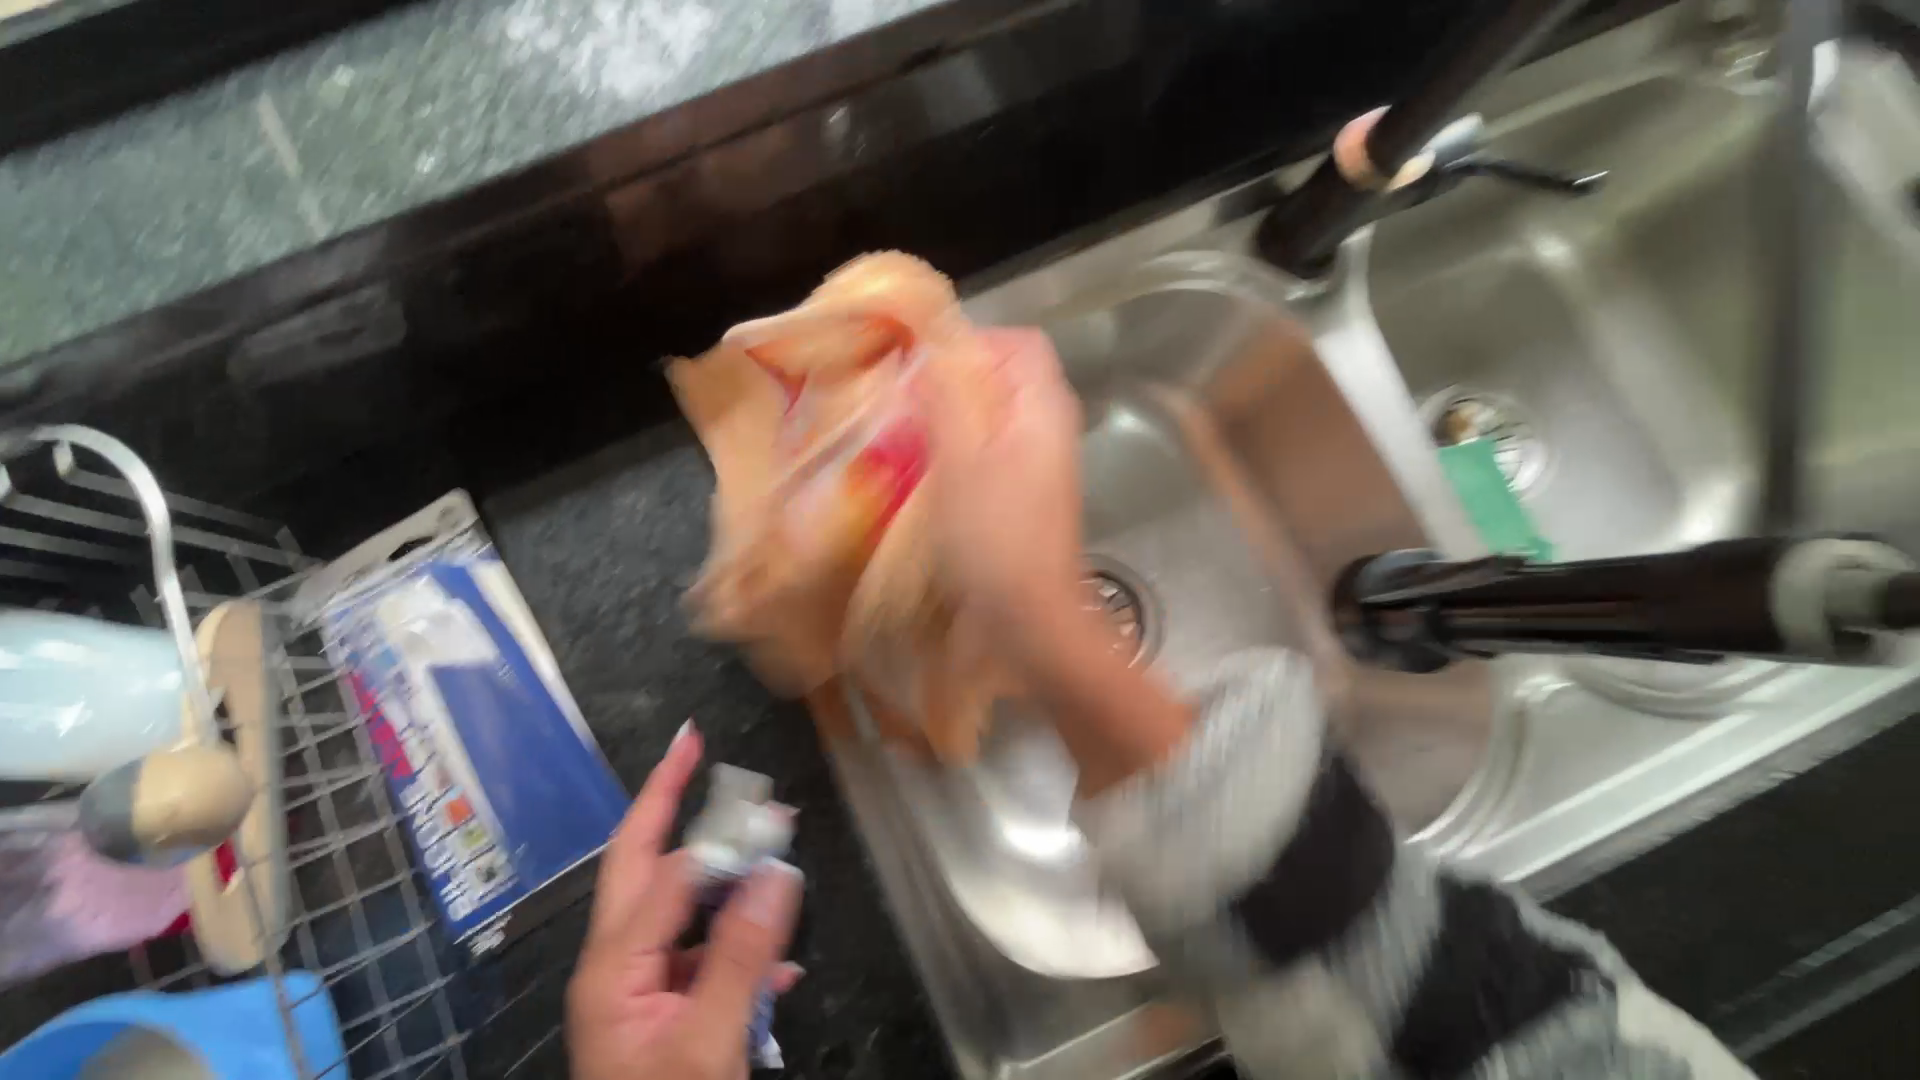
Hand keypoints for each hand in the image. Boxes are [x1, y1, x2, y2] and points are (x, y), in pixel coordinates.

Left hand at [567, 725, 803, 1079]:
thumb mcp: (706, 1045)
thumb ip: (740, 957)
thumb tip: (776, 870)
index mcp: (614, 966)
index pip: (670, 875)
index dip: (723, 840)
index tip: (773, 812)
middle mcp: (616, 963)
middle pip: (641, 862)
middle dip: (664, 801)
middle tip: (691, 747)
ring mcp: (638, 985)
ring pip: (678, 906)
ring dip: (723, 879)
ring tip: (765, 848)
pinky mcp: (662, 1008)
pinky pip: (701, 953)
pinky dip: (739, 944)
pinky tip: (779, 970)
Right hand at [929, 327, 1086, 646]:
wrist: (1031, 616)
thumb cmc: (996, 536)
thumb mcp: (960, 459)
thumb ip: (946, 397)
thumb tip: (930, 354)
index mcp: (1044, 407)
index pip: (1020, 343)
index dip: (972, 342)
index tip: (925, 364)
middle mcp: (1050, 427)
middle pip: (1004, 378)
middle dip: (953, 382)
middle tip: (907, 402)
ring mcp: (1040, 462)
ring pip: (993, 416)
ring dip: (951, 418)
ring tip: (910, 435)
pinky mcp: (1025, 493)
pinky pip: (990, 451)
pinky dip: (959, 450)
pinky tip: (929, 472)